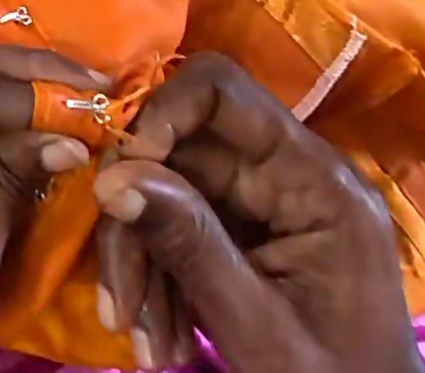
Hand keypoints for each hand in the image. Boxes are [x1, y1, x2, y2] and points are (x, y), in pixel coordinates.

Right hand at [92, 53, 422, 372]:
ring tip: (135, 330)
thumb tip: (110, 180)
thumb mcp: (264, 335)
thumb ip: (190, 247)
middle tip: (120, 296)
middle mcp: (280, 168)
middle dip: (135, 212)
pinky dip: (149, 265)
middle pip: (175, 146)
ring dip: (136, 251)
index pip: (222, 89)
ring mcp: (253, 192)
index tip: (123, 177)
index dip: (161, 113)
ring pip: (159, 180)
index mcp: (314, 179)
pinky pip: (166, 213)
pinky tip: (152, 328)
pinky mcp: (231, 217)